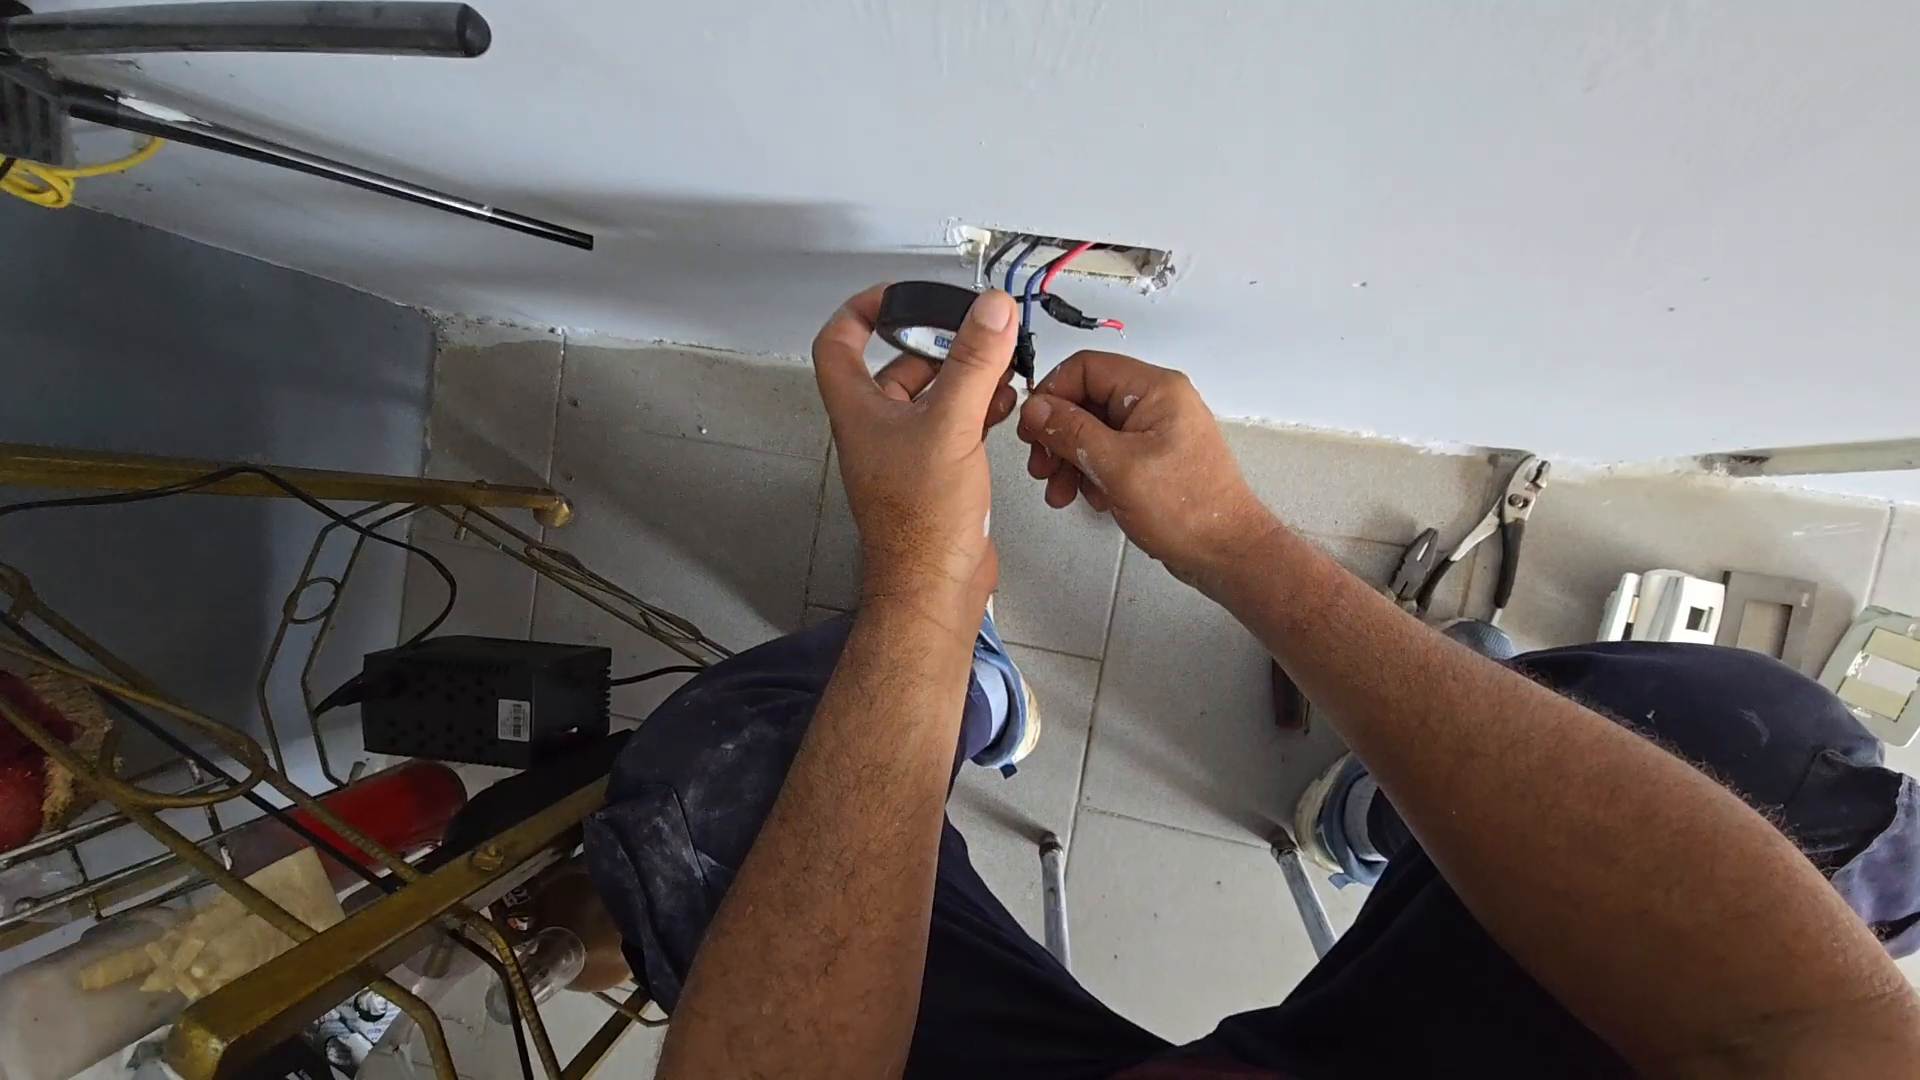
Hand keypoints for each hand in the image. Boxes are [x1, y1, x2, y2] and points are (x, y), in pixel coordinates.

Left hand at [813, 284, 1020, 618]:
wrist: (936, 584)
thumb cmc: (922, 524)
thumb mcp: (951, 427)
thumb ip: (972, 364)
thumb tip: (989, 312)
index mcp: (860, 412)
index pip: (839, 342)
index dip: (862, 310)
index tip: (894, 295)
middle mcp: (877, 431)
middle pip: (896, 368)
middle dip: (935, 346)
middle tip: (969, 331)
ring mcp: (905, 454)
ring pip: (930, 399)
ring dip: (962, 379)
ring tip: (996, 366)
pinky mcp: (933, 475)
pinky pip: (951, 428)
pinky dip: (975, 410)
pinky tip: (1002, 407)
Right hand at [1016, 351, 1277, 588]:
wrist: (1224, 552)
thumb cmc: (1190, 511)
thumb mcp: (1117, 467)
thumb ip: (1071, 432)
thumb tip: (1036, 409)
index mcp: (1155, 390)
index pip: (1086, 368)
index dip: (1051, 394)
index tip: (1031, 426)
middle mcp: (1156, 403)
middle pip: (1086, 400)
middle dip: (1057, 435)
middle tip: (1041, 464)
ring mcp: (1154, 431)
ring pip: (1093, 431)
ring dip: (1069, 459)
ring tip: (1060, 491)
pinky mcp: (1151, 458)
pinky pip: (1108, 454)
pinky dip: (1090, 474)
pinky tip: (1088, 498)